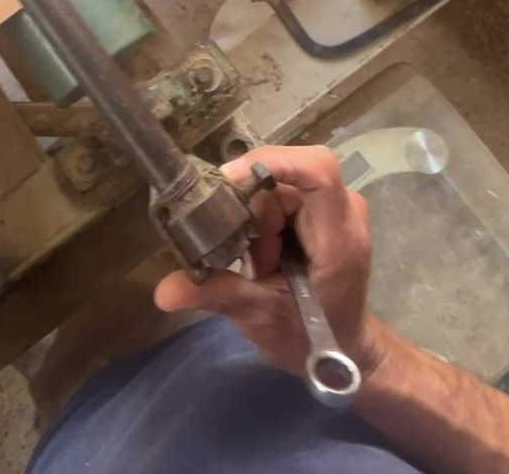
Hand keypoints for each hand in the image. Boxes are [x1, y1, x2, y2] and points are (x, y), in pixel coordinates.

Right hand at [154, 145, 386, 378]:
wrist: (345, 347)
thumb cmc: (314, 338)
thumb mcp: (262, 318)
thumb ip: (217, 295)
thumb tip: (163, 292)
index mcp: (338, 237)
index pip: (317, 171)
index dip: (272, 161)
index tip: (228, 179)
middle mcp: (343, 210)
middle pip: (282, 179)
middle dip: (251, 212)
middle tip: (247, 259)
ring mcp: (335, 205)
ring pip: (275, 186)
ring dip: (255, 221)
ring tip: (260, 265)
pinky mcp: (322, 206)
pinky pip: (279, 191)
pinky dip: (261, 220)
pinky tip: (265, 254)